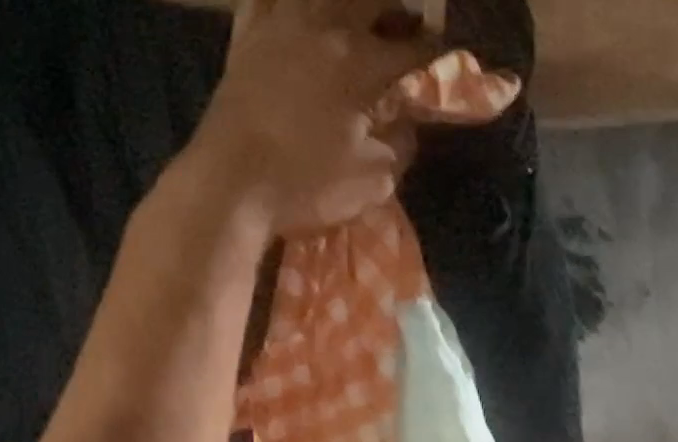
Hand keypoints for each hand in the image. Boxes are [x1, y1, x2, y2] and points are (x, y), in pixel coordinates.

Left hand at [189, 0, 437, 233]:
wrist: (229, 187)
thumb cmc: (305, 185)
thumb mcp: (374, 179)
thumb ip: (401, 142)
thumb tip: (409, 120)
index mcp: (361, 61)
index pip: (415, 49)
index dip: (437, 60)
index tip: (448, 71)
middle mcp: (322, 26)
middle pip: (373, 1)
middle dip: (398, 15)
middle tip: (406, 36)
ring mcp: (279, 25)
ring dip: (349, 6)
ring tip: (358, 24)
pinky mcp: (245, 38)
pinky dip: (290, 4)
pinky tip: (301, 15)